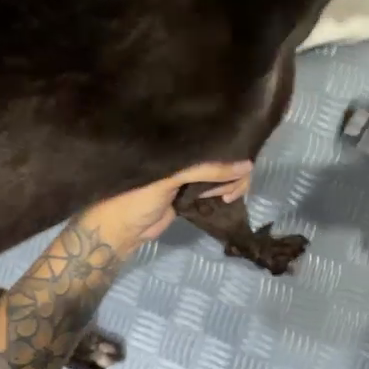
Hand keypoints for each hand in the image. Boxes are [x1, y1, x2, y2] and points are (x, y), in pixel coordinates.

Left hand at [76, 160, 254, 255]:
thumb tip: (247, 166)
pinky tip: (227, 197)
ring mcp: (186, 176)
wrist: (121, 231)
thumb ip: (207, 170)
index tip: (242, 159)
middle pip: (219, 157)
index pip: (208, 137)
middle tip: (230, 190)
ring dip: (230, 184)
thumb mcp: (171, 178)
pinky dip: (223, 192)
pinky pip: (213, 188)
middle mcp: (181, 157)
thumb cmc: (136, 197)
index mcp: (173, 145)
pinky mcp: (189, 194)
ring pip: (219, 174)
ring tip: (226, 197)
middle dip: (232, 171)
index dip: (228, 145)